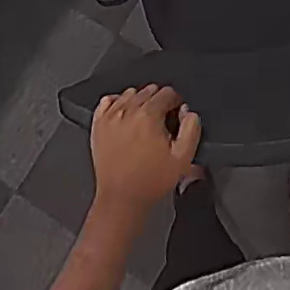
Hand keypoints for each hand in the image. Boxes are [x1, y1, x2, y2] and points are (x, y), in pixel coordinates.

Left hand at [90, 85, 200, 218]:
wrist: (122, 198)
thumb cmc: (150, 181)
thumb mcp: (183, 157)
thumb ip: (191, 129)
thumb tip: (188, 112)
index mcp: (148, 116)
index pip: (167, 93)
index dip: (176, 102)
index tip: (176, 114)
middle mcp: (127, 112)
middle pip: (148, 91)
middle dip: (159, 101)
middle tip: (163, 120)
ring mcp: (109, 118)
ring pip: (129, 94)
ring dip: (140, 101)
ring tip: (145, 120)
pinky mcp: (98, 126)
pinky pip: (107, 101)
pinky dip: (117, 103)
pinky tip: (125, 115)